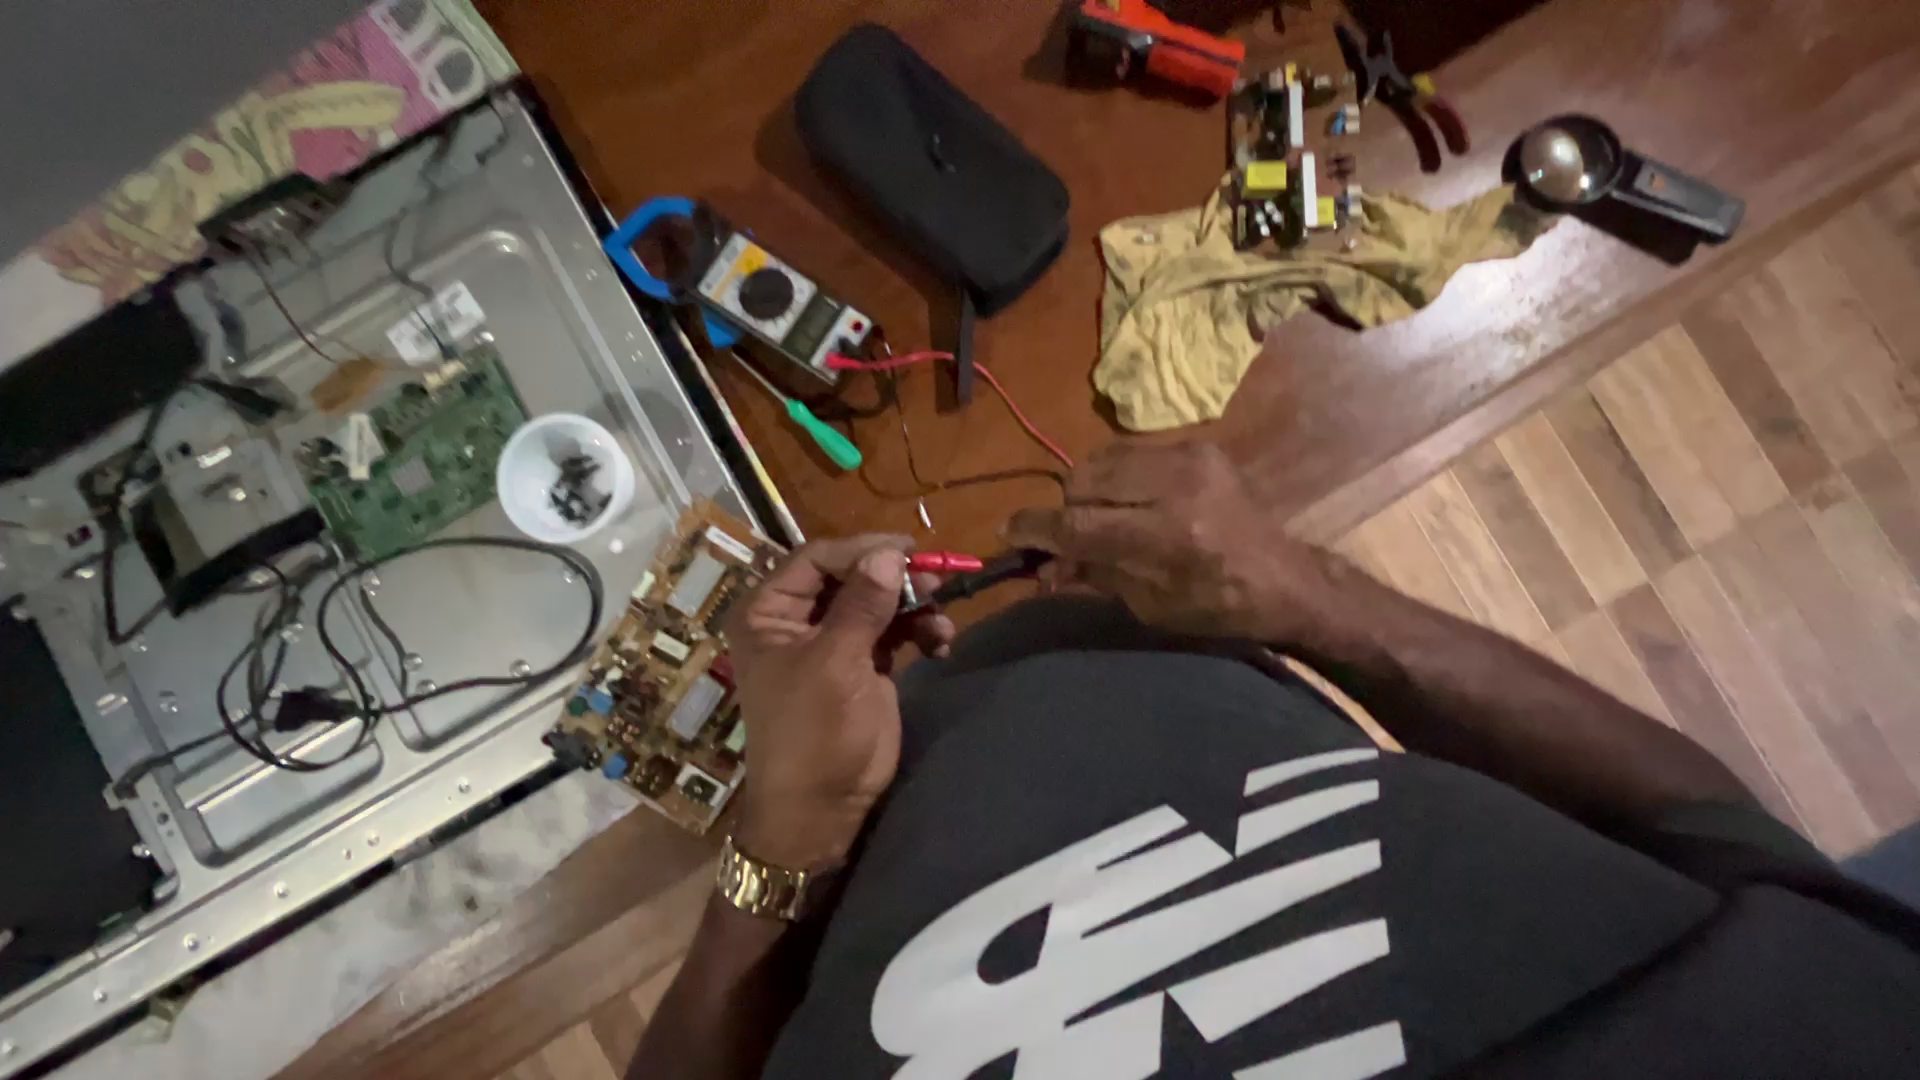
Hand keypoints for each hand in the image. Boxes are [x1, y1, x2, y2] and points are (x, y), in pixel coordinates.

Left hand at [725, 535, 954, 869]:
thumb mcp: (836, 664)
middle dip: (895, 579)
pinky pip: (894, 631)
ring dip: (914, 606)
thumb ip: (862, 605)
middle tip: (935, 581)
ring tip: (941, 622)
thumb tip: (889, 554)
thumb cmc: (813, 733)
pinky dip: (919, 632)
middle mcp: (797, 619)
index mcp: (769, 612)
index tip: (908, 550)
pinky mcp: (862, 664)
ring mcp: (831, 641)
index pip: (816, 559)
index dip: (862, 550)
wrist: (821, 808)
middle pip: (851, 576)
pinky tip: (941, 647)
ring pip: (878, 601)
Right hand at [1004, 441, 1355, 644]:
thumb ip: (1093, 574)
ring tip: (1102, 517)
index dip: (1036, 528)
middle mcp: (1176, 487)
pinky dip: (1114, 476)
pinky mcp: (1196, 445)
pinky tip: (1128, 500)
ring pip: (1099, 460)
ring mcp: (1189, 459)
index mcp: (1168, 537)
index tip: (1008, 531)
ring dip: (1087, 490)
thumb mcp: (1148, 606)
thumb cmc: (1216, 607)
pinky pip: (1127, 452)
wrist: (1283, 577)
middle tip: (1070, 537)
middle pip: (1081, 481)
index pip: (1079, 523)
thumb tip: (1043, 565)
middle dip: (1066, 510)